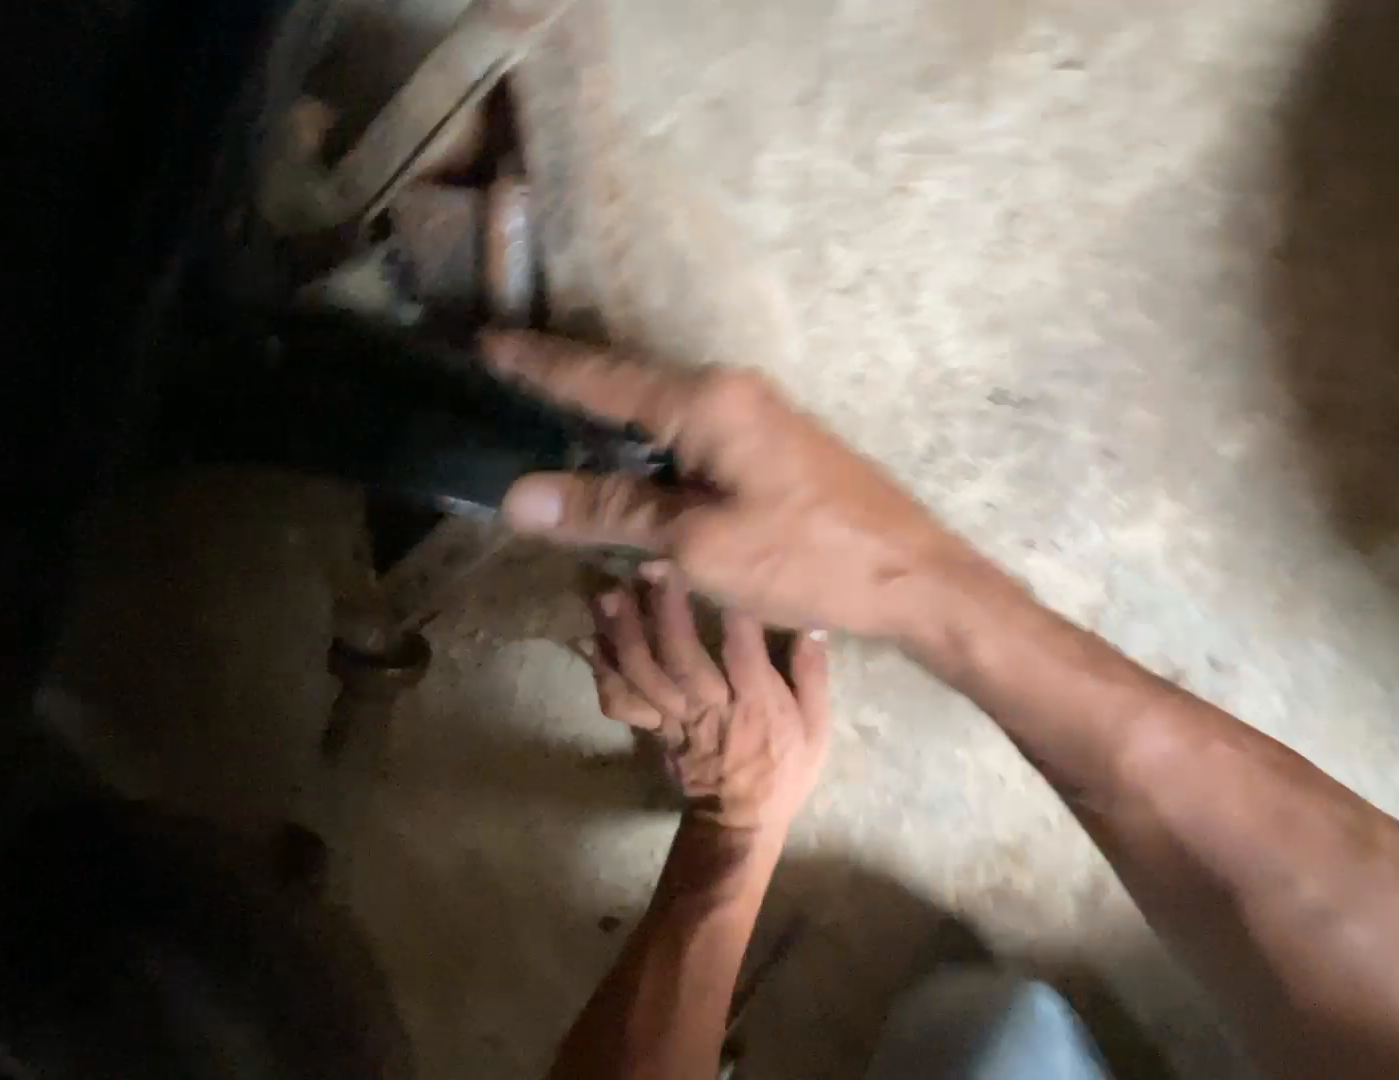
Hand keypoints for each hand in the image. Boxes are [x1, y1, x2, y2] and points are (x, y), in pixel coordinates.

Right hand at [483, 332, 986, 636]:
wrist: (911, 574)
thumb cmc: (808, 558)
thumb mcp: (700, 544)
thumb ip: (614, 512)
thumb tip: (521, 497)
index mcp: (709, 401)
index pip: (603, 377)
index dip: (540, 366)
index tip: (487, 345)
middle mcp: (734, 393)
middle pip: (633, 391)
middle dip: (572, 395)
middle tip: (509, 396)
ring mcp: (762, 418)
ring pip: (666, 417)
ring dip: (615, 431)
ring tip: (555, 439)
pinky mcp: (778, 448)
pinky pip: (698, 440)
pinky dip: (657, 454)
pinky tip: (634, 476)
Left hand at [577, 573, 830, 832]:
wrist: (739, 821)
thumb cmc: (783, 768)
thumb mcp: (817, 728)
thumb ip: (812, 675)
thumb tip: (812, 624)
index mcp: (756, 706)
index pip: (743, 653)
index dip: (733, 613)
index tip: (725, 568)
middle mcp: (710, 709)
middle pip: (682, 659)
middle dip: (665, 612)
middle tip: (653, 569)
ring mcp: (674, 721)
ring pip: (644, 677)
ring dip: (623, 635)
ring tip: (610, 595)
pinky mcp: (650, 730)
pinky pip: (620, 702)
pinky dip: (601, 671)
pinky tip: (591, 637)